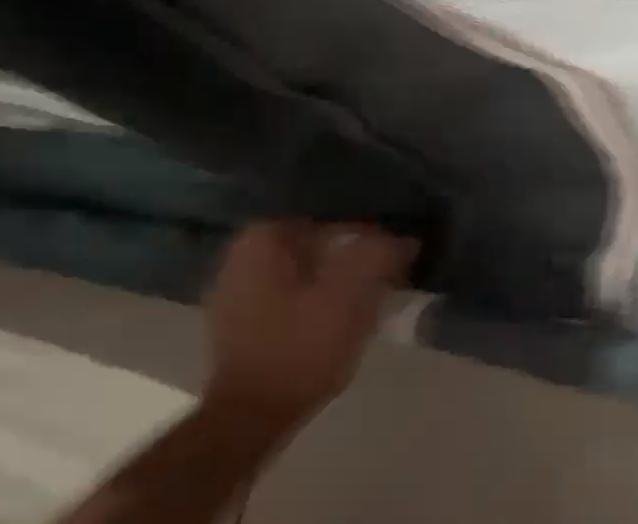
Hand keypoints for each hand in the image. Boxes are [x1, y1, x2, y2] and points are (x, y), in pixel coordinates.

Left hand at [202, 221, 416, 431]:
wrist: (252, 417)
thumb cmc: (302, 346)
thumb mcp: (353, 291)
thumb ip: (379, 253)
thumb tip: (403, 239)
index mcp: (261, 244)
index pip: (327, 220)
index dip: (365, 233)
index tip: (391, 253)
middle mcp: (240, 262)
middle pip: (313, 246)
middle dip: (350, 256)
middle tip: (385, 273)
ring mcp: (234, 298)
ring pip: (303, 273)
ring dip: (336, 280)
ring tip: (369, 298)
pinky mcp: (242, 329)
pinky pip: (291, 299)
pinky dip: (318, 301)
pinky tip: (341, 320)